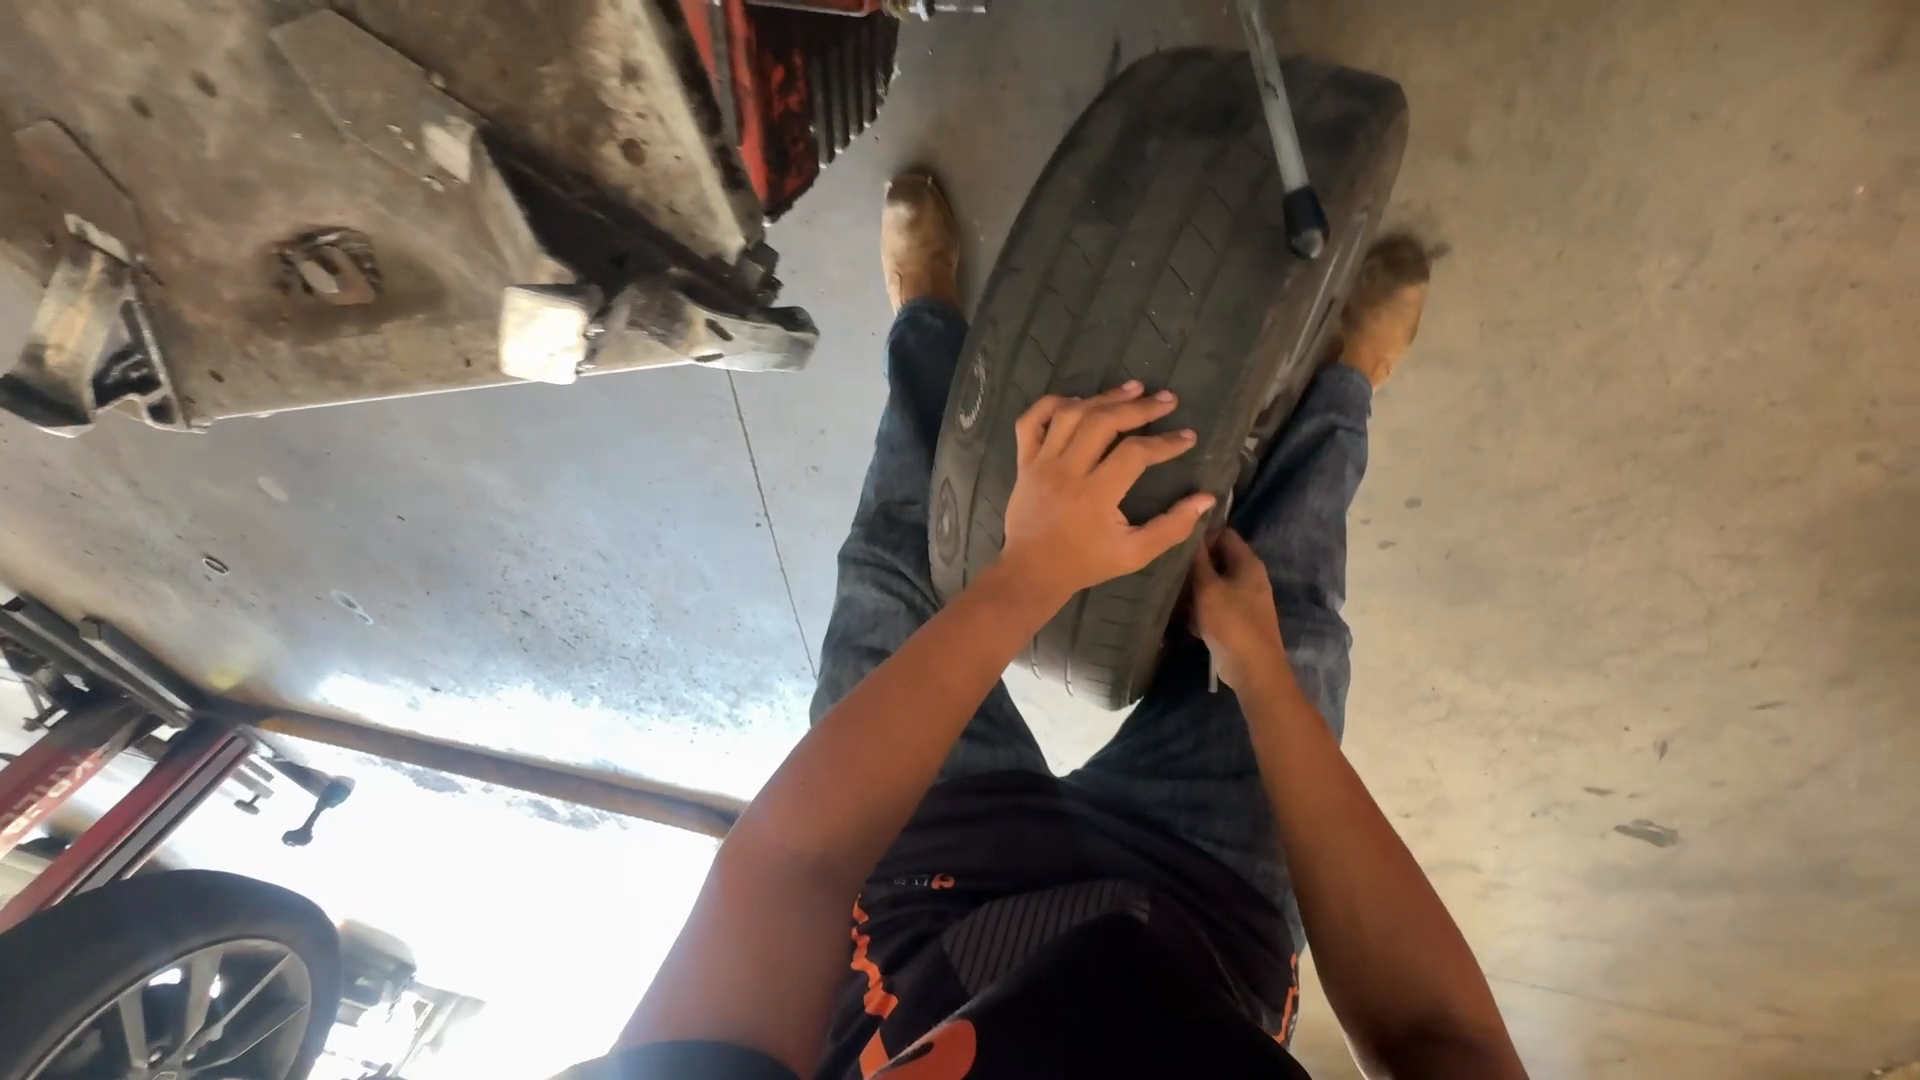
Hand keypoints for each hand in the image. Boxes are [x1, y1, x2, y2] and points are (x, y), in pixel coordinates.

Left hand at [999, 381, 1215, 604]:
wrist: (1030, 572)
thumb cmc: (1085, 563)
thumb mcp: (1134, 554)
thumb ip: (1171, 527)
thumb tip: (1205, 498)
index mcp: (1095, 495)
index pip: (1134, 453)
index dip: (1165, 442)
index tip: (1188, 438)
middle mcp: (1066, 471)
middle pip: (1102, 422)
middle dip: (1139, 407)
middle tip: (1167, 400)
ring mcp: (1040, 464)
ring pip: (1070, 415)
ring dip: (1103, 397)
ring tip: (1133, 389)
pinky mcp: (1024, 463)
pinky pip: (1030, 422)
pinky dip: (1051, 404)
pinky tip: (1078, 400)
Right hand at [1189, 528, 1288, 690]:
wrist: (1252, 667)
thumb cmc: (1230, 621)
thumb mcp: (1207, 587)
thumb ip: (1198, 560)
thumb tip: (1191, 533)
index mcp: (1247, 563)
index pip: (1224, 534)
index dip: (1201, 536)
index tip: (1177, 545)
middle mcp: (1249, 577)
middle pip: (1217, 560)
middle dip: (1194, 566)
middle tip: (1169, 571)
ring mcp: (1244, 599)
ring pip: (1212, 584)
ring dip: (1194, 591)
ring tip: (1173, 596)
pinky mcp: (1237, 618)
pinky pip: (1215, 605)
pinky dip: (1201, 610)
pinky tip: (1187, 620)